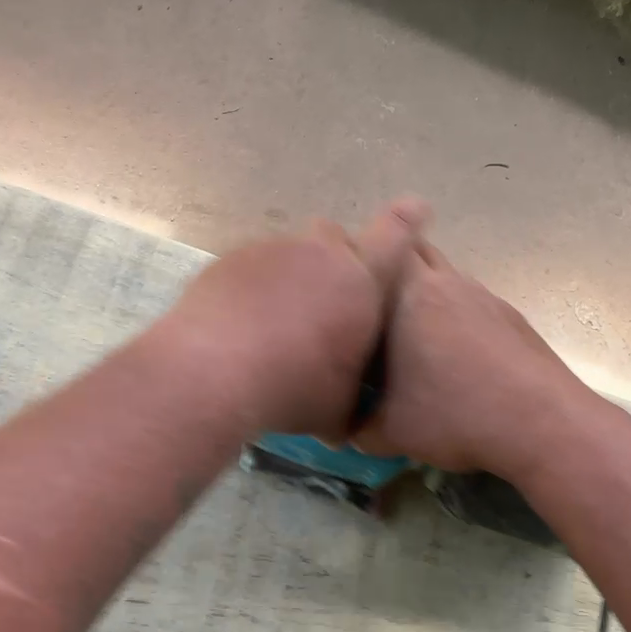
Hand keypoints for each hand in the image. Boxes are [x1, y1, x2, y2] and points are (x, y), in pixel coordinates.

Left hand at [155, 199, 428, 435]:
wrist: (213, 373)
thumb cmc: (292, 389)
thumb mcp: (336, 410)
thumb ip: (351, 400)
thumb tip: (350, 424)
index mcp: (360, 283)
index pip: (396, 238)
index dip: (409, 221)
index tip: (418, 208)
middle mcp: (319, 255)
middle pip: (336, 237)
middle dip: (338, 259)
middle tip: (328, 299)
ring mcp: (271, 251)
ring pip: (292, 253)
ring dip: (294, 278)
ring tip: (277, 323)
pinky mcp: (231, 260)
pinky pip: (254, 267)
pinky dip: (257, 288)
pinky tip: (245, 324)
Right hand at [356, 241, 596, 477]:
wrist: (540, 421)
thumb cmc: (454, 416)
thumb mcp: (390, 433)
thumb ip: (357, 426)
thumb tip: (344, 428)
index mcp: (405, 295)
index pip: (374, 249)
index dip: (355, 260)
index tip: (345, 286)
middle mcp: (444, 282)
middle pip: (412, 250)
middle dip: (392, 268)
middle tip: (375, 307)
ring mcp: (482, 295)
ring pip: (444, 276)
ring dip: (426, 293)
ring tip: (414, 338)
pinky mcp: (509, 315)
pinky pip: (471, 302)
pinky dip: (456, 316)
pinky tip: (456, 357)